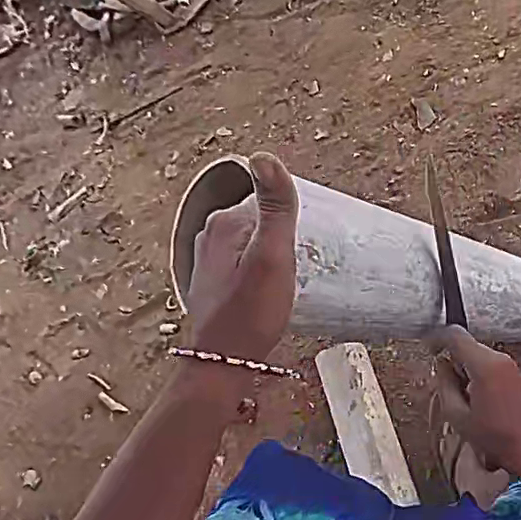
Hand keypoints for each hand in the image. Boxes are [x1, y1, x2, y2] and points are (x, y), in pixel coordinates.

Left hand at [184, 153, 298, 361]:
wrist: (225, 362)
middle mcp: (212, 235)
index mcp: (225, 223)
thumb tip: (265, 157)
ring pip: (255, 241)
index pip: (270, 202)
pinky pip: (247, 260)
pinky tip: (275, 286)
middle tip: (307, 260)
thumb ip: (275, 208)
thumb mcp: (273, 256)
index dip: (295, 220)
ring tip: (295, 274)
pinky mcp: (215, 279)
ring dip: (276, 252)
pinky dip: (264, 266)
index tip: (310, 244)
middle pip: (262, 221)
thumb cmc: (252, 312)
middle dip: (286, 235)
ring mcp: (210, 258)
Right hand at [432, 325, 520, 472]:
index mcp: (485, 366)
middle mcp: (499, 359)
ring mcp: (509, 364)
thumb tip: (441, 363)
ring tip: (464, 395)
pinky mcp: (513, 371)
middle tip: (447, 383)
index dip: (438, 338)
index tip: (429, 348)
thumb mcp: (455, 413)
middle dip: (453, 359)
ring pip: (477, 354)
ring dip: (465, 367)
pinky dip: (477, 372)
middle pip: (467, 345)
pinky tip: (476, 395)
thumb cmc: (490, 435)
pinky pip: (489, 362)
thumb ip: (444, 382)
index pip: (457, 336)